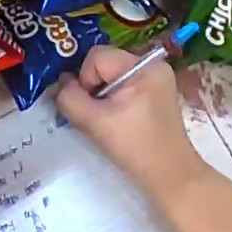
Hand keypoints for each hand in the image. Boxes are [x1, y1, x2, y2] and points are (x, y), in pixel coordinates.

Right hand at [58, 46, 210, 197]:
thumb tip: (61, 83)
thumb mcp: (93, 122)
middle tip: (98, 115)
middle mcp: (153, 65)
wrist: (170, 175)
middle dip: (93, 88)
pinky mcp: (156, 93)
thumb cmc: (134, 147)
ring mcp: (157, 78)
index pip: (96, 56)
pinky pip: (123, 86)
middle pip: (104, 63)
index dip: (85, 80)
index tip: (93, 107)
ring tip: (109, 120)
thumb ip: (69, 98)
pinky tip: (118, 121)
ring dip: (102, 96)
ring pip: (111, 76)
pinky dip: (114, 101)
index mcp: (143, 66)